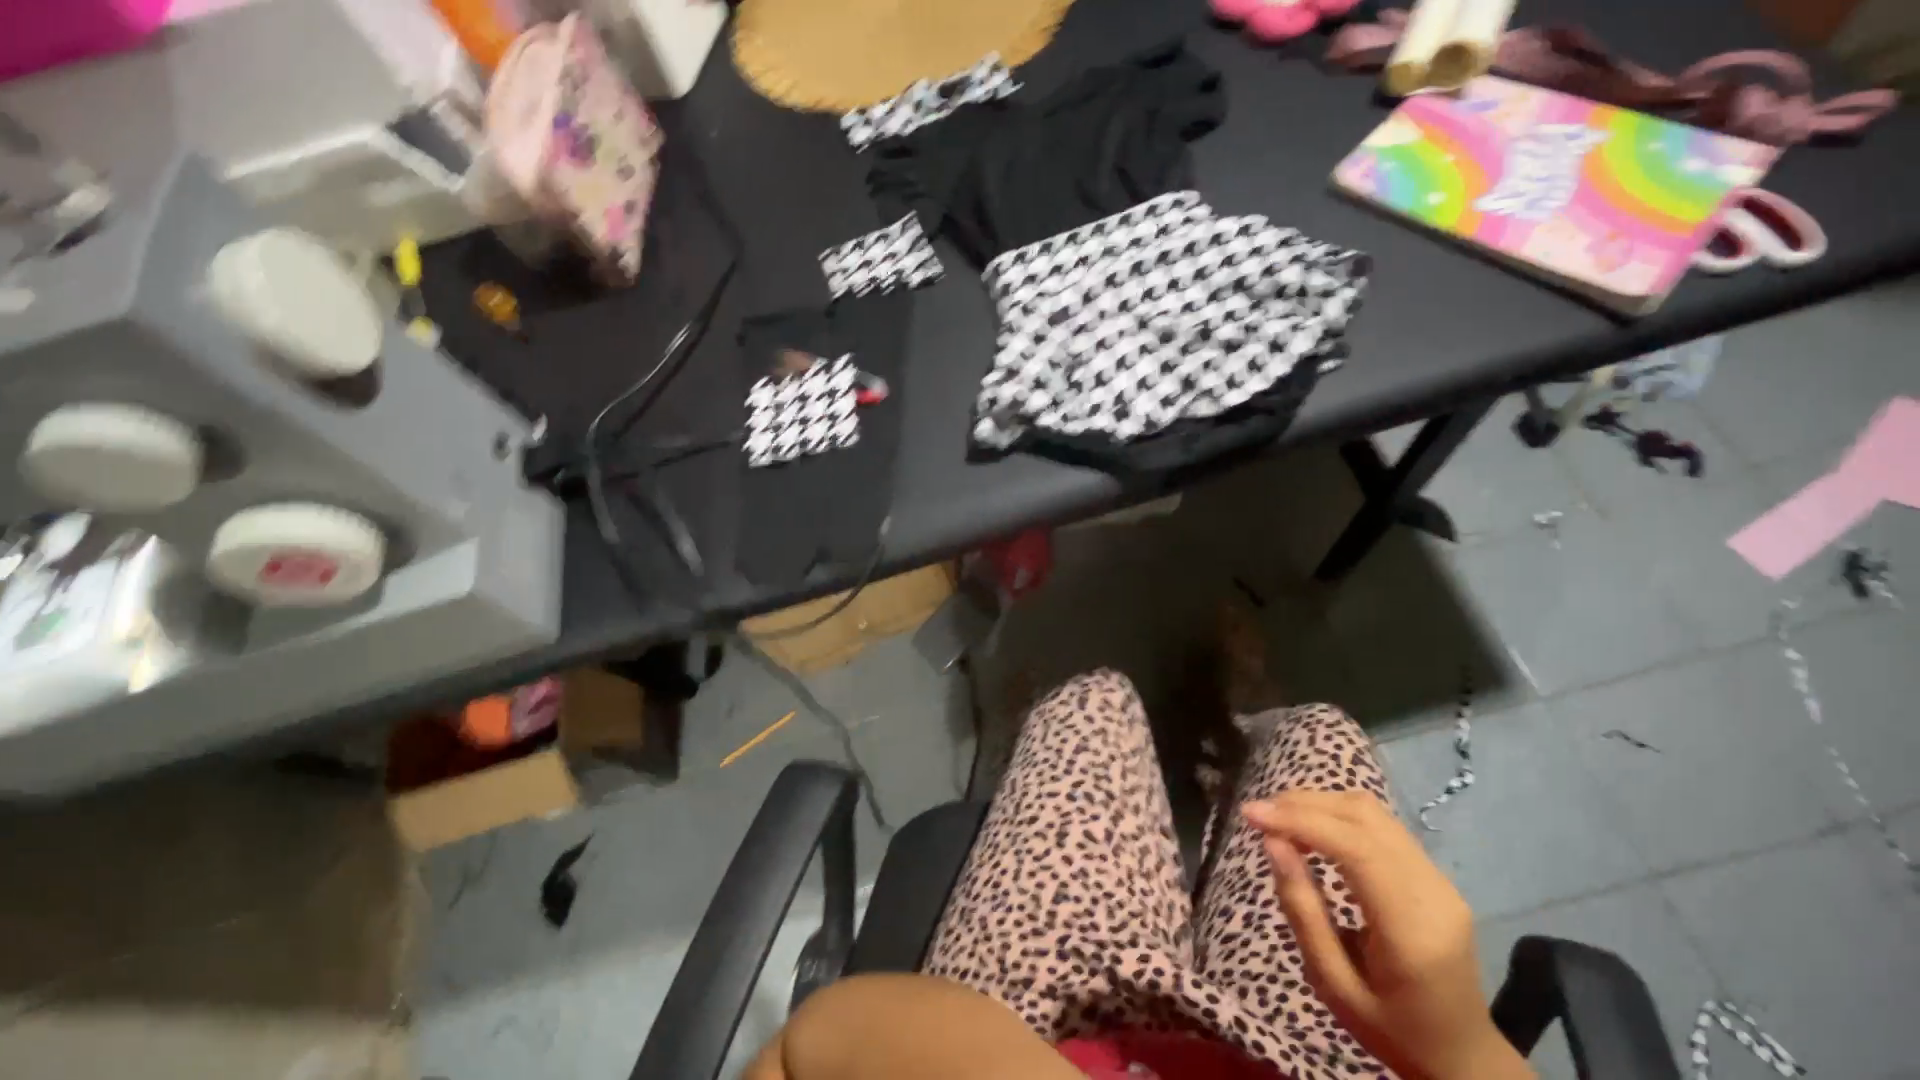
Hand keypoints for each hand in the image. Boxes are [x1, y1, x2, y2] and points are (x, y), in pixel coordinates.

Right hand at [1241, 792, 1533, 1079]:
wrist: (1461, 1055)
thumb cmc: (1390, 1030)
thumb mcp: (1334, 984)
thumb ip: (1303, 912)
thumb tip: (1272, 844)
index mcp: (1411, 929)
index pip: (1356, 849)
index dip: (1301, 821)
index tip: (1250, 814)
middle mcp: (1434, 892)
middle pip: (1366, 819)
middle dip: (1306, 804)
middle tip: (1259, 814)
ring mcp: (1441, 881)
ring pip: (1375, 815)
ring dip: (1323, 805)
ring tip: (1279, 817)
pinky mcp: (1436, 876)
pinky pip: (1384, 829)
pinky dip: (1341, 818)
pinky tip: (1312, 829)